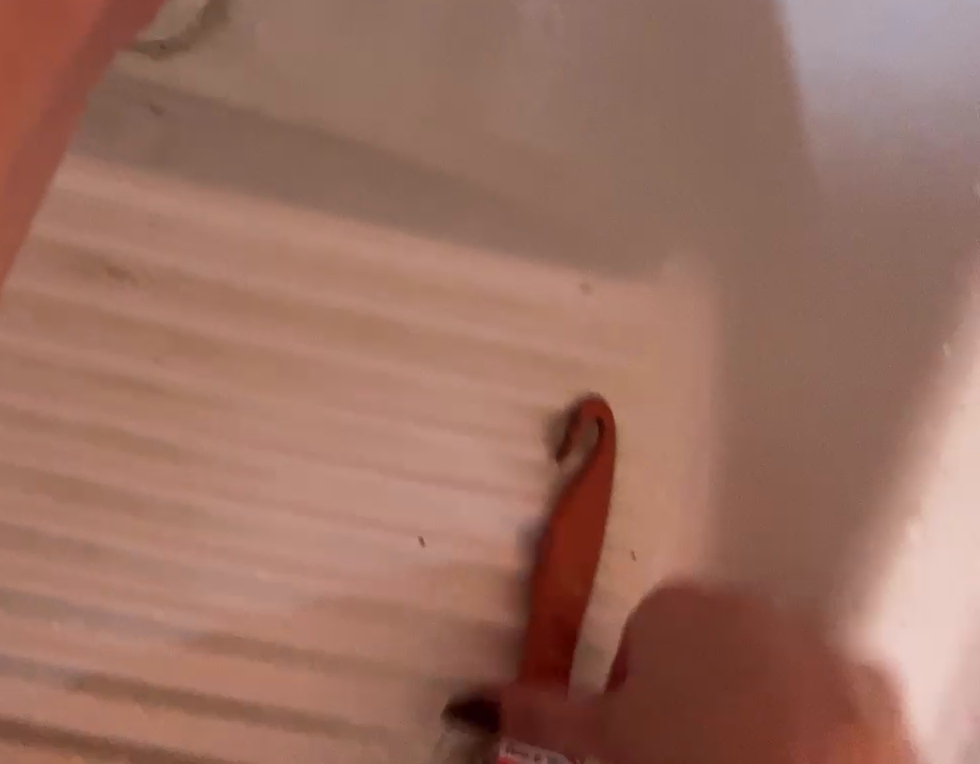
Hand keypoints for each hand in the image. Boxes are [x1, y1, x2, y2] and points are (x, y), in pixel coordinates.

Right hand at [461, 585, 917, 763]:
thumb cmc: (692, 751)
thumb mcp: (603, 736)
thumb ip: (534, 708)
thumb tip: (465, 700)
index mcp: (678, 603)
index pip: (641, 632)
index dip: (636, 684)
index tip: (643, 728)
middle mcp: (753, 607)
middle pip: (707, 643)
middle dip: (693, 686)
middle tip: (685, 741)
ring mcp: (826, 647)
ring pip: (773, 668)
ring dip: (756, 702)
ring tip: (740, 751)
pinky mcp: (885, 696)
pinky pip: (838, 699)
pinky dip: (820, 723)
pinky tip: (799, 756)